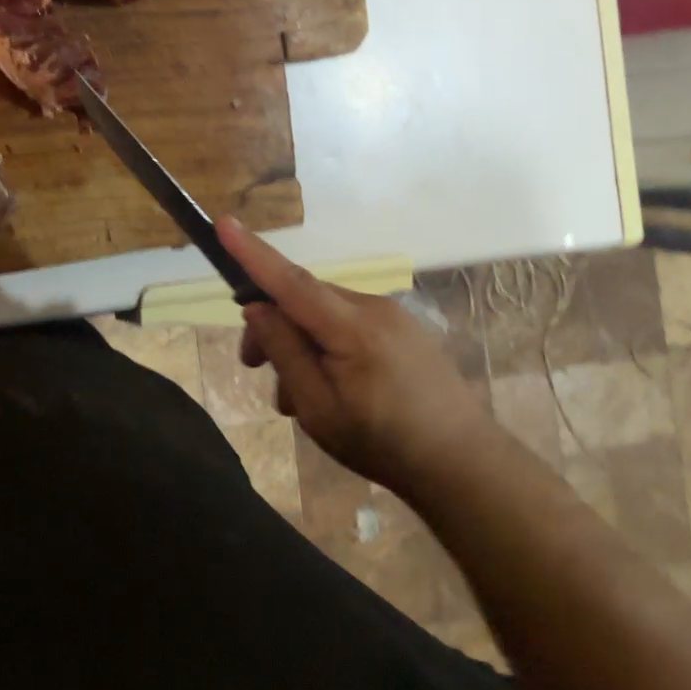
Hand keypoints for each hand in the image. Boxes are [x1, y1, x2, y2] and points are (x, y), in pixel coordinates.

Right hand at [217, 217, 495, 497]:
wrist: (466, 467)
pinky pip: (345, 323)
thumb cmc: (384, 444)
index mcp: (353, 329)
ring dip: (298, 342)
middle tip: (252, 366)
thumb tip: (256, 308)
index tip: (224, 223)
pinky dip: (323, 345)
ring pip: (321, 313)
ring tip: (296, 396)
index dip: (254, 254)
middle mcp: (373, 309)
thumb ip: (286, 353)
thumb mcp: (319, 409)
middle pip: (301, 298)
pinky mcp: (402, 330)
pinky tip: (326, 386)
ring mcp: (392, 317)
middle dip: (270, 325)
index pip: (292, 282)